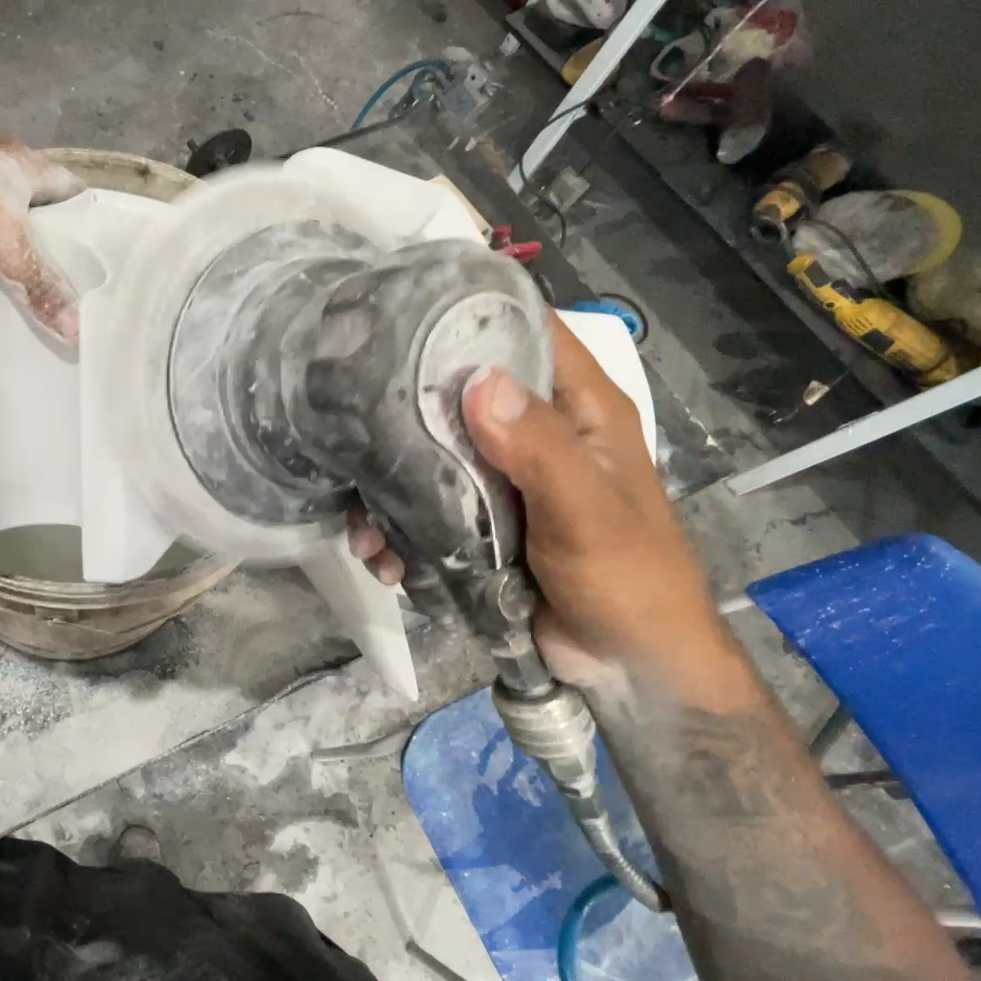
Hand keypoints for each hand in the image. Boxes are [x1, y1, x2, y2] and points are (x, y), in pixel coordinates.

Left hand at [0, 109, 86, 341]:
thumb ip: (37, 280)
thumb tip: (76, 331)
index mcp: (18, 162)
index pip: (69, 187)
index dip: (86, 218)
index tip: (98, 258)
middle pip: (34, 205)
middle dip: (47, 239)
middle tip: (63, 284)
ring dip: (8, 248)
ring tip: (24, 291)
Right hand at [350, 317, 733, 693]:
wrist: (629, 665)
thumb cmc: (626, 578)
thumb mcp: (585, 510)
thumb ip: (537, 447)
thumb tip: (475, 380)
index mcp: (578, 411)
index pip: (527, 334)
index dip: (472, 315)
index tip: (402, 317)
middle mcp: (534, 435)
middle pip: (461, 397)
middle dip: (406, 415)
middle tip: (351, 427)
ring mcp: (502, 482)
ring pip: (431, 461)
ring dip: (390, 492)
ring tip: (366, 531)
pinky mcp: (479, 525)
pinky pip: (425, 513)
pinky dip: (398, 535)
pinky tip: (383, 560)